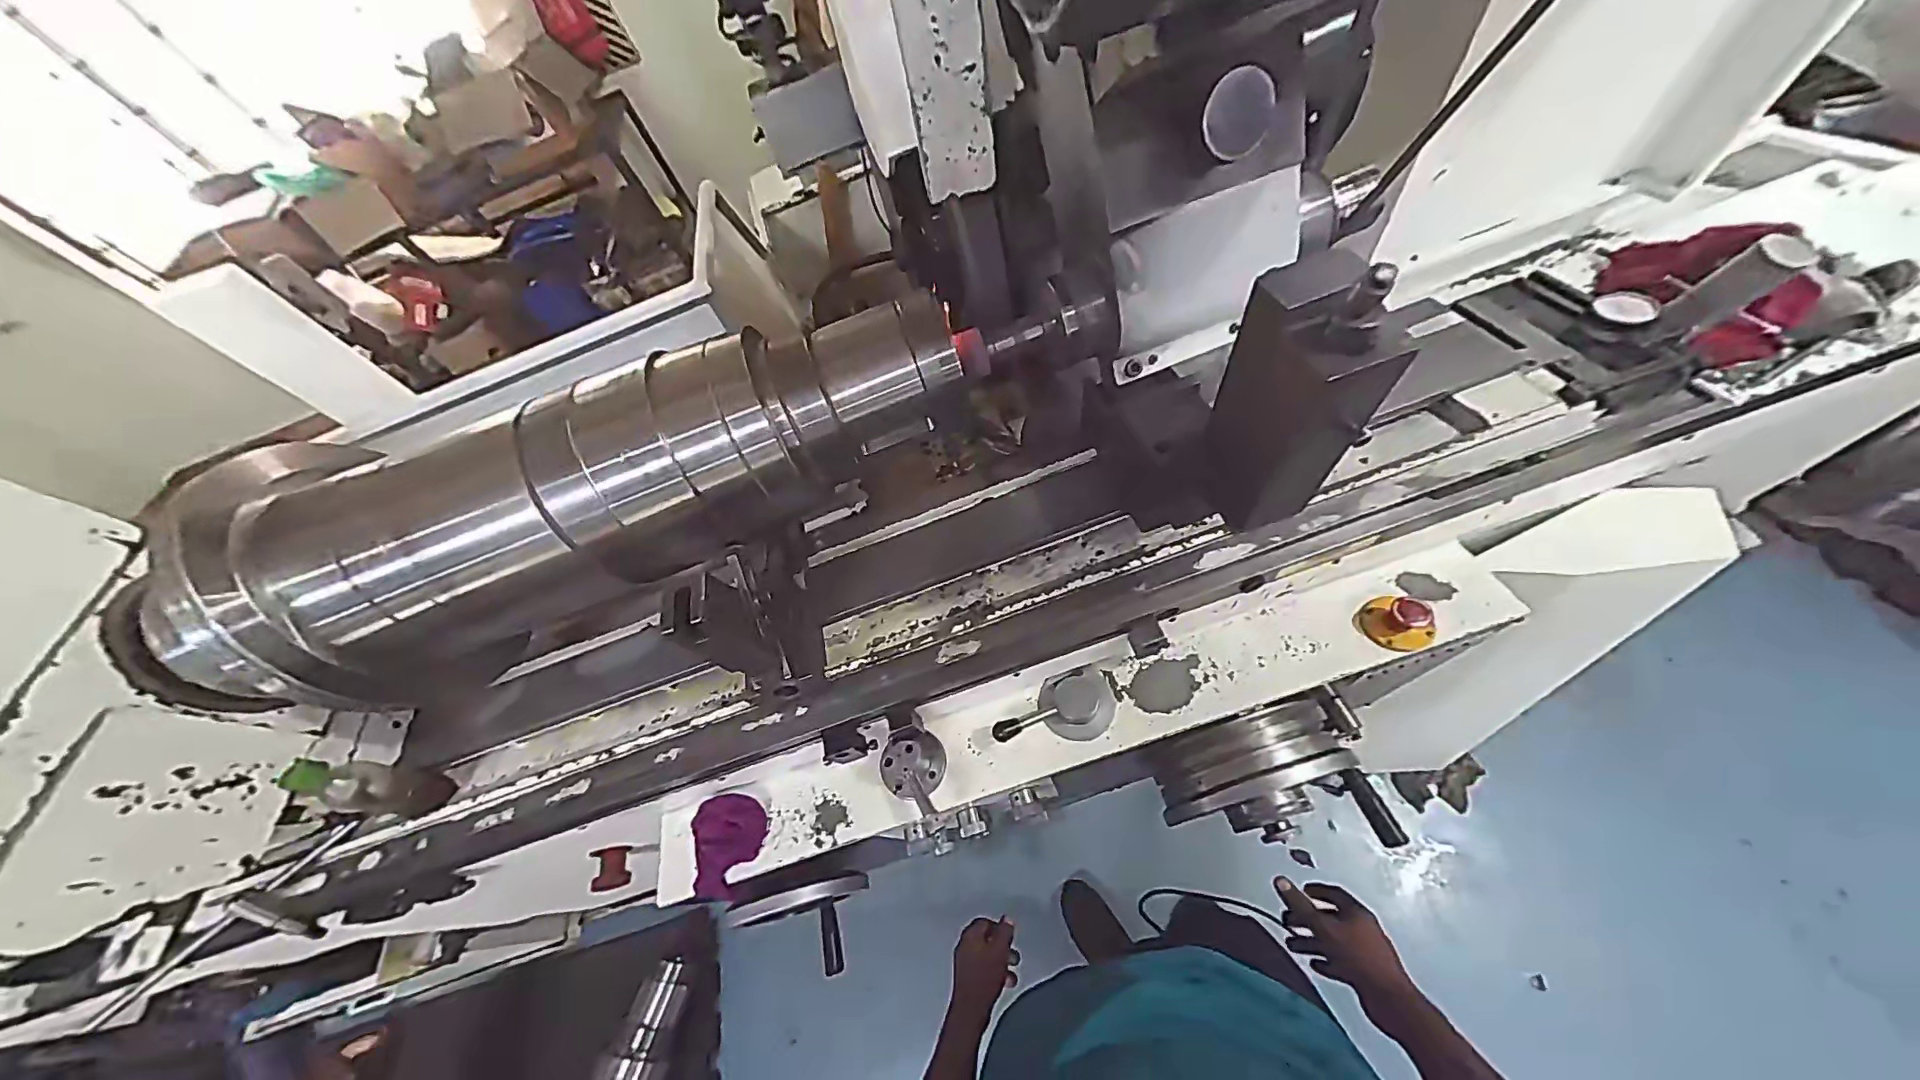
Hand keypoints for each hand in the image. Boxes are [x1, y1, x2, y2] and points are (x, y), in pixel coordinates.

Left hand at [949, 917, 1018, 1021]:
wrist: (972, 1008)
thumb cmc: (983, 979)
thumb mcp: (1000, 950)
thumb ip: (1005, 932)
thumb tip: (1007, 920)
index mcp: (969, 936)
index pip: (985, 922)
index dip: (999, 926)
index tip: (1009, 933)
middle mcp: (964, 947)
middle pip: (986, 939)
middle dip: (1001, 946)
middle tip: (1011, 952)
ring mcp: (964, 963)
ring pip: (986, 955)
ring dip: (1000, 961)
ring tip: (1010, 971)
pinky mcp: (967, 978)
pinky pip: (983, 969)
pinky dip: (994, 972)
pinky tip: (1003, 981)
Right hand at [1275, 877, 1419, 1026]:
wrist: (1388, 999)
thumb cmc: (1358, 958)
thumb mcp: (1322, 926)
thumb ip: (1299, 904)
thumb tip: (1281, 880)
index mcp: (1357, 913)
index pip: (1333, 893)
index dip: (1315, 890)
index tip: (1301, 890)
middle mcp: (1363, 929)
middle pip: (1330, 917)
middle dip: (1307, 919)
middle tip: (1290, 920)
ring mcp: (1366, 951)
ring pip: (1333, 940)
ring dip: (1312, 941)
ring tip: (1294, 944)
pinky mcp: (1365, 972)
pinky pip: (1341, 960)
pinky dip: (1326, 960)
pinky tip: (1317, 963)